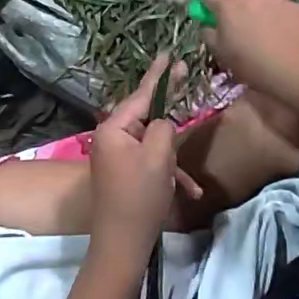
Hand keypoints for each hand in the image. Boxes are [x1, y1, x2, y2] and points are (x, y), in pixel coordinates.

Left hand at [89, 55, 198, 266]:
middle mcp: (110, 137)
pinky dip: (166, 171)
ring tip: (180, 175)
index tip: (169, 55)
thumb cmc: (139, 196)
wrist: (121, 243)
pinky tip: (188, 191)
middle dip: (167, 118)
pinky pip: (149, 161)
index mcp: (113, 128)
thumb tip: (163, 122)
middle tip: (185, 78)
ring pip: (151, 141)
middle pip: (145, 116)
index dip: (158, 75)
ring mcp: (115, 156)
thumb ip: (163, 128)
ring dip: (169, 156)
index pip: (141, 95)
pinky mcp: (123, 172)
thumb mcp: (158, 156)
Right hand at [200, 0, 298, 111]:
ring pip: (261, 4)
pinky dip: (279, 19)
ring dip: (259, 16)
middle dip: (236, 13)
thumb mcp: (222, 56)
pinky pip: (282, 9)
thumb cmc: (255, 67)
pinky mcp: (298, 8)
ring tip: (266, 41)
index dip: (210, 5)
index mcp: (228, 6)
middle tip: (241, 37)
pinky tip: (285, 37)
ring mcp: (277, 0)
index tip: (214, 20)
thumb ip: (210, 36)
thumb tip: (210, 26)